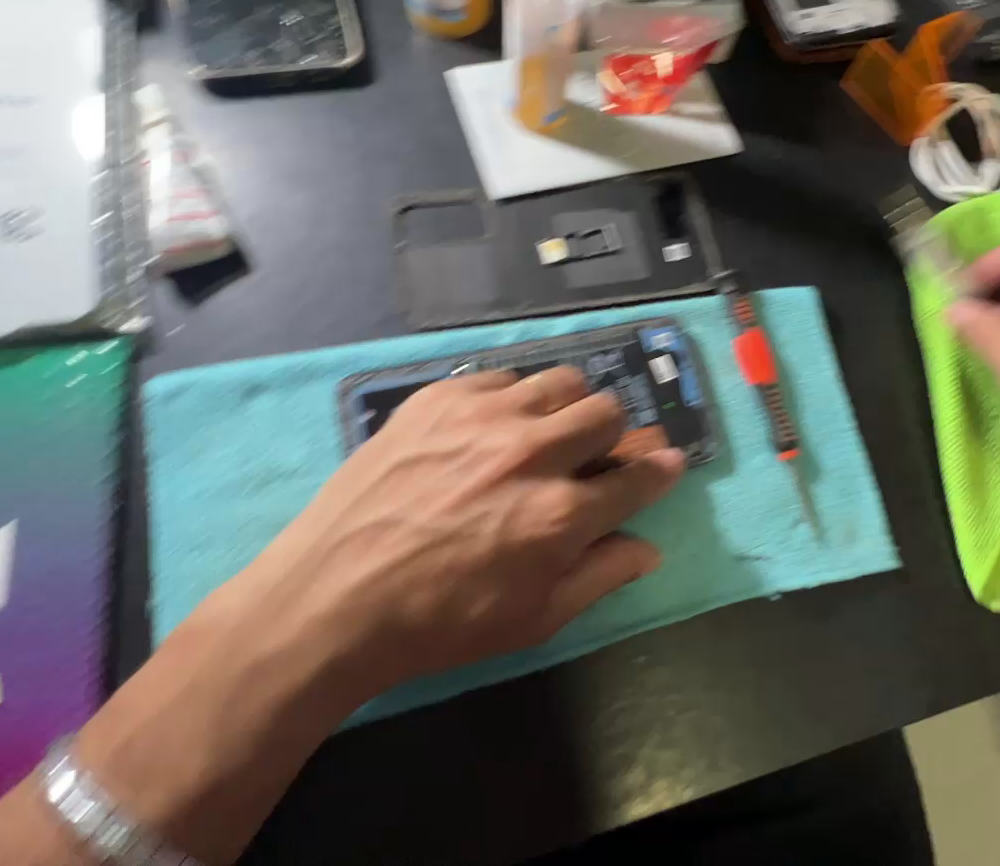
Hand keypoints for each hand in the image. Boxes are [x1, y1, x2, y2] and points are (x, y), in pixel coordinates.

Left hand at [224, 365, 686, 696]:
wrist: (332, 597)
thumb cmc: (440, 623)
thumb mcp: (533, 620)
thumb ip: (601, 576)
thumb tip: (650, 547)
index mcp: (560, 515)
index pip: (637, 477)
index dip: (660, 470)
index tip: (667, 462)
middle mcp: (531, 453)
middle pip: (606, 412)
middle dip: (612, 437)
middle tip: (589, 459)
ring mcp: (483, 417)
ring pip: (561, 381)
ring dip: (567, 408)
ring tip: (544, 434)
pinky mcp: (439, 397)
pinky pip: (502, 377)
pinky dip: (512, 400)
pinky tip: (489, 430)